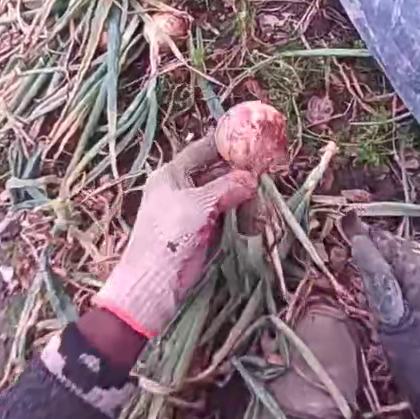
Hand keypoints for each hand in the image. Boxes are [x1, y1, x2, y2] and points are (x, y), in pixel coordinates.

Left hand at [92, 138, 258, 337]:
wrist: (155, 280)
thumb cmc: (169, 234)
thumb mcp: (199, 203)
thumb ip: (226, 186)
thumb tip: (251, 177)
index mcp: (170, 174)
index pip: (200, 150)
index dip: (223, 143)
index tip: (248, 138)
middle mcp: (180, 187)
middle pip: (213, 170)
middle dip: (237, 168)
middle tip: (264, 164)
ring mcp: (191, 208)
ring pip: (221, 191)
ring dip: (240, 189)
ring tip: (263, 185)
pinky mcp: (200, 228)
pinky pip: (223, 211)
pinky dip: (238, 208)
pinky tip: (255, 206)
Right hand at [350, 225, 419, 418]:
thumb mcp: (397, 337)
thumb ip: (384, 294)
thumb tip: (368, 257)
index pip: (395, 259)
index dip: (373, 242)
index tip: (351, 224)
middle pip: (407, 264)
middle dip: (383, 245)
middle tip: (358, 230)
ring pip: (414, 278)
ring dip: (391, 261)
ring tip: (371, 248)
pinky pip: (419, 295)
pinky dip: (400, 282)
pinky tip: (391, 287)